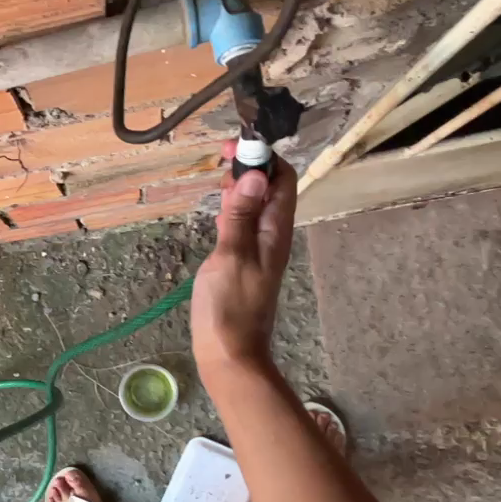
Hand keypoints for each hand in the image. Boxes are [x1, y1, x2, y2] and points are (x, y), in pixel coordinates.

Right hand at [192, 149, 296, 375]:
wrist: (229, 355)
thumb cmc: (228, 308)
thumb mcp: (230, 256)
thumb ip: (240, 215)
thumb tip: (255, 173)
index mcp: (274, 231)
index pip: (283, 179)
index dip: (265, 157)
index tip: (236, 146)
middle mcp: (271, 236)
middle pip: (270, 190)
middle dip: (250, 167)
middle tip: (220, 156)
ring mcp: (258, 252)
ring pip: (255, 207)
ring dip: (240, 187)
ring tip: (217, 176)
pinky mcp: (243, 265)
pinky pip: (243, 227)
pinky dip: (232, 210)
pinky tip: (218, 211)